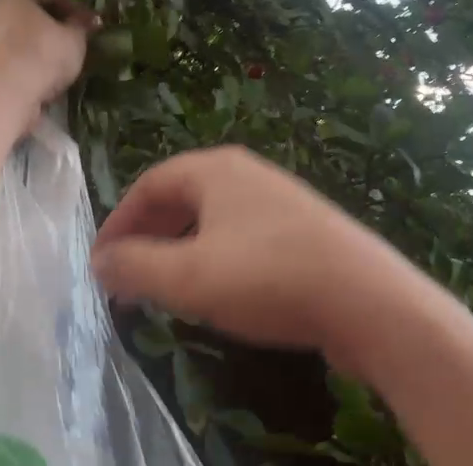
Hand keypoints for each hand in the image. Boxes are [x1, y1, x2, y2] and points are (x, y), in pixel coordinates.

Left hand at [0, 0, 98, 124]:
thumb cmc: (39, 59)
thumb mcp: (73, 41)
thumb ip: (81, 27)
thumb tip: (87, 20)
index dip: (72, 8)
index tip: (88, 23)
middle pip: (27, 15)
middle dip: (51, 27)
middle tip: (72, 42)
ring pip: (15, 39)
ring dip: (35, 49)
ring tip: (56, 66)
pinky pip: (6, 60)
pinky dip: (21, 66)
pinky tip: (37, 81)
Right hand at [91, 145, 437, 380]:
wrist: (373, 303)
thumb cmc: (269, 278)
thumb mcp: (189, 277)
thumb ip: (135, 268)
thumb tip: (99, 262)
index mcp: (213, 169)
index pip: (148, 185)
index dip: (118, 222)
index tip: (101, 262)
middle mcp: (245, 173)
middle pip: (179, 198)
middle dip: (147, 237)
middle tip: (127, 277)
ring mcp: (279, 200)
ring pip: (211, 219)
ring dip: (179, 250)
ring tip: (166, 289)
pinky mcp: (305, 232)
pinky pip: (242, 236)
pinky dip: (215, 258)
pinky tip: (220, 294)